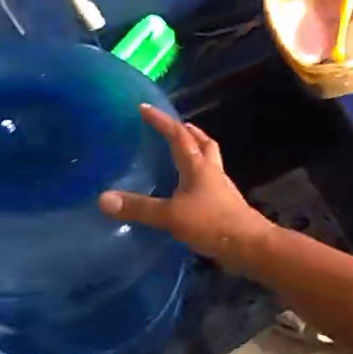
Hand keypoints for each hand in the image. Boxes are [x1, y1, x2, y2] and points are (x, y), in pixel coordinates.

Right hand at [99, 105, 274, 267]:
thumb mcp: (171, 216)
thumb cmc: (212, 224)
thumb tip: (103, 199)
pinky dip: (198, 179)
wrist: (249, 246)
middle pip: (203, 144)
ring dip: (196, 153)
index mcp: (198, 166)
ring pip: (209, 162)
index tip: (144, 108)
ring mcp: (221, 189)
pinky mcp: (226, 206)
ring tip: (180, 154)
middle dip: (189, 132)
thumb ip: (139, 208)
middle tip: (176, 126)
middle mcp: (212, 172)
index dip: (162, 121)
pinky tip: (188, 191)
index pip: (178, 136)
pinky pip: (210, 183)